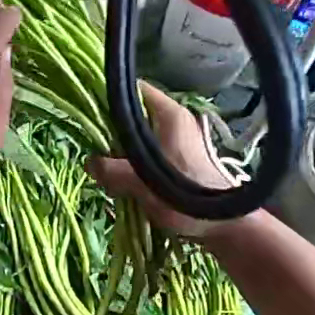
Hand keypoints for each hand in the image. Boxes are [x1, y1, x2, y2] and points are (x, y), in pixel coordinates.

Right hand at [87, 83, 247, 239]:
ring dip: (123, 153)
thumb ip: (112, 171)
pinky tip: (127, 182)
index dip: (110, 99)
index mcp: (169, 115)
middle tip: (96, 151)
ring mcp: (179, 140)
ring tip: (108, 170)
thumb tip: (90, 163)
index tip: (90, 115)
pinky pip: (149, 154)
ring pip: (140, 137)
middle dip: (113, 133)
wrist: (224, 224)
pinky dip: (136, 164)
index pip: (135, 90)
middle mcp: (176, 121)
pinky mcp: (180, 160)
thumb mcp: (142, 183)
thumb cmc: (186, 196)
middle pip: (134, 115)